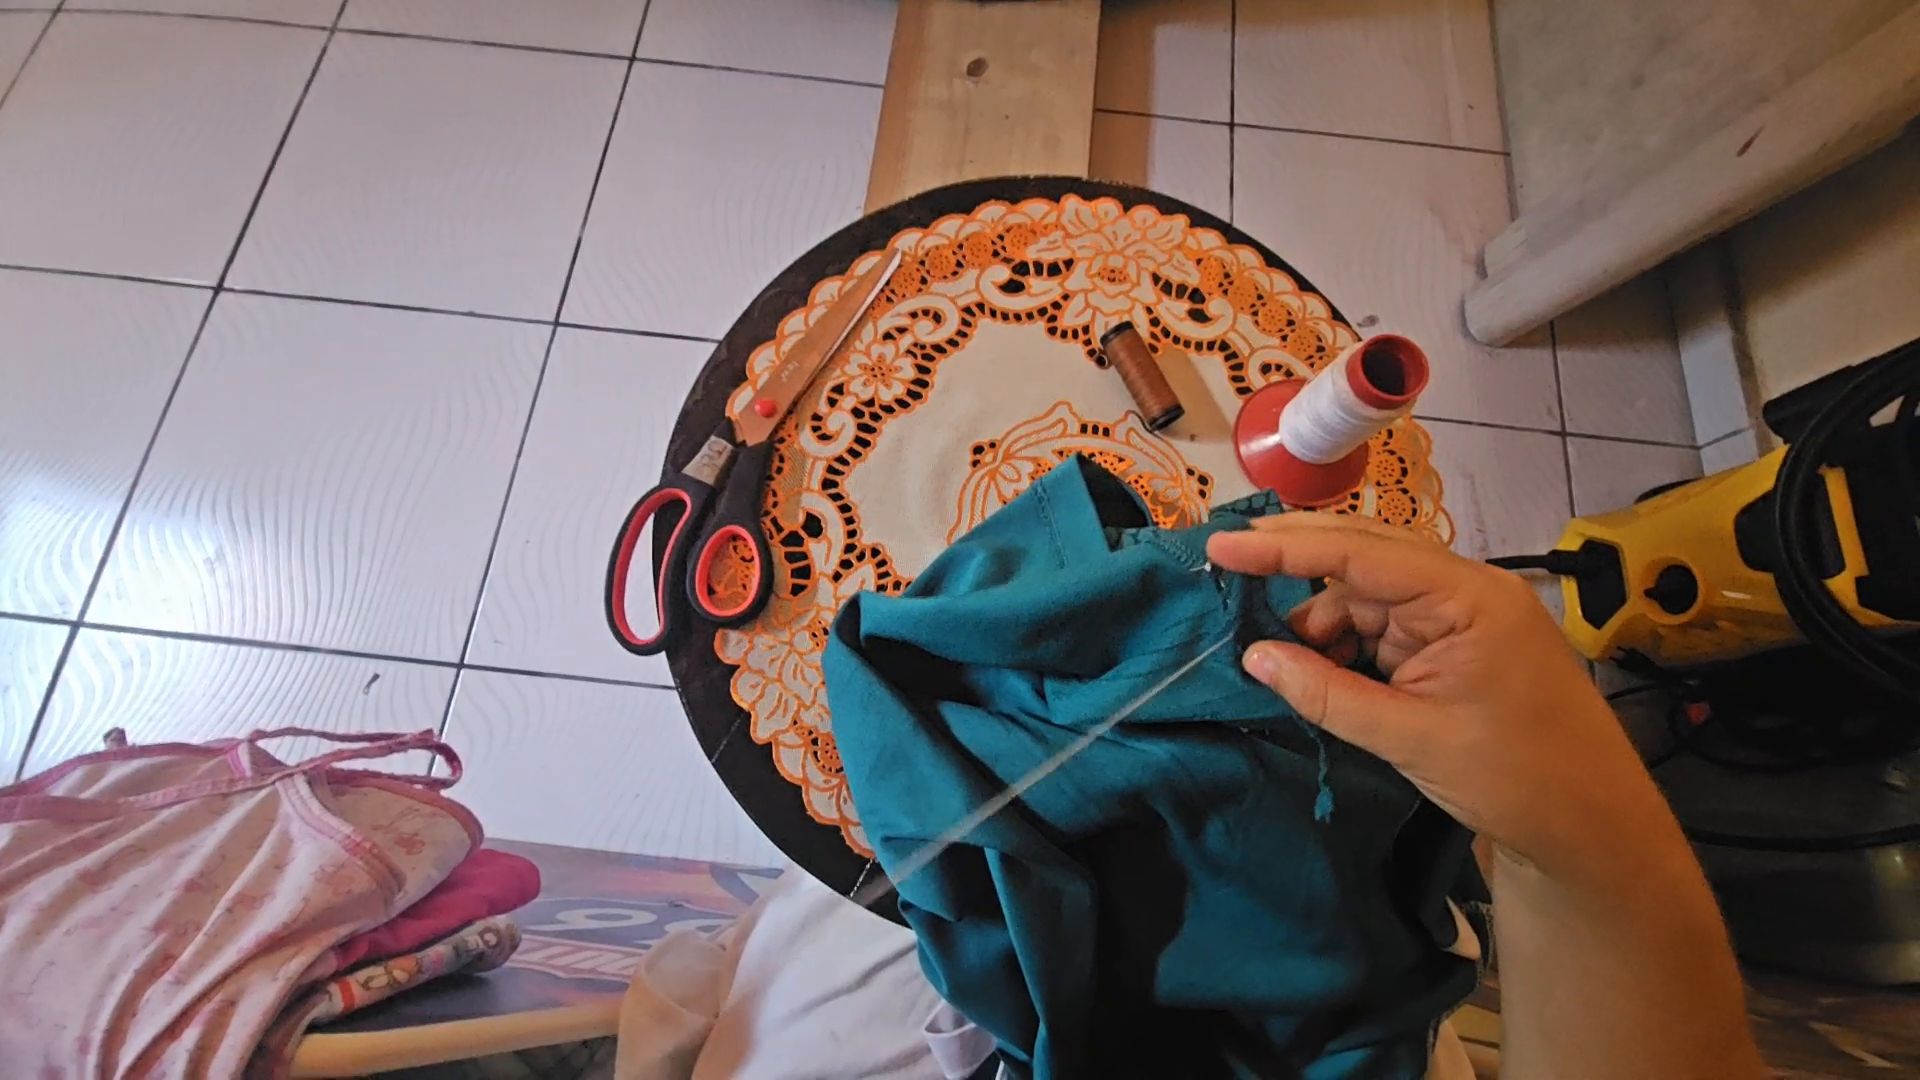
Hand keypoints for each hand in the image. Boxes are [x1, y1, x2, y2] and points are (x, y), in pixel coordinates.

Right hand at [1206, 513, 1679, 882]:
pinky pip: (1371, 625)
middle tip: (1226, 562)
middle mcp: (1457, 591)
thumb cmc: (1519, 781)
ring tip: (1280, 660)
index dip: (1283, 549)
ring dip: (1314, 621)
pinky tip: (1313, 669)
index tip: (1222, 548)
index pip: (1359, 552)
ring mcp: (1450, 616)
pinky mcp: (1441, 643)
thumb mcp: (1410, 738)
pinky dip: (1335, 643)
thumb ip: (1324, 692)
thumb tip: (1253, 656)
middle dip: (1292, 559)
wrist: (1593, 837)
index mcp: (1466, 597)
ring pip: (1358, 594)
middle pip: (1358, 554)